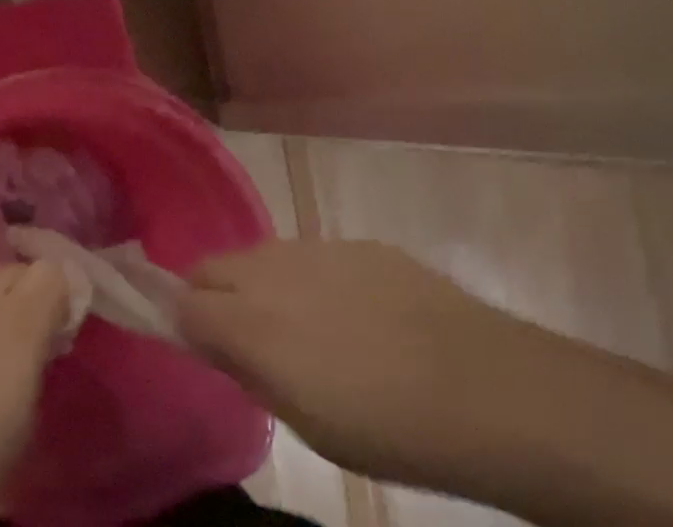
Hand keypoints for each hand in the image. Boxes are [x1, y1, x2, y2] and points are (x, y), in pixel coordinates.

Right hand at [177, 240, 559, 491]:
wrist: (493, 392)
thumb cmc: (389, 428)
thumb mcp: (304, 421)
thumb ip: (247, 371)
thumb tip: (213, 344)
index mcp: (247, 322)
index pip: (179, 304)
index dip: (181, 324)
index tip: (200, 347)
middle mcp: (269, 271)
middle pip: (210, 268)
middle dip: (211, 296)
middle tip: (244, 338)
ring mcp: (317, 250)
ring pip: (260, 257)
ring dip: (260, 285)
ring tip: (303, 327)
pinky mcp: (361, 244)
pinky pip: (313, 255)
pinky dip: (312, 278)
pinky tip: (356, 315)